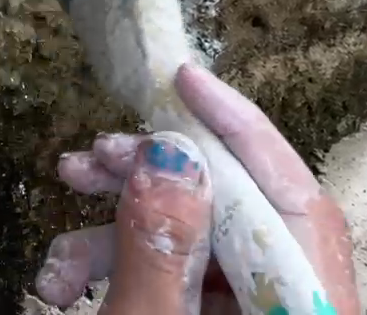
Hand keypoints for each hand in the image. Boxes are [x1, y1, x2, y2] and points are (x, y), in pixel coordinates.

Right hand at [35, 64, 360, 314]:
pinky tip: (63, 275)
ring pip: (190, 232)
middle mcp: (288, 305)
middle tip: (90, 155)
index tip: (181, 74)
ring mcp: (250, 313)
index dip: (239, 126)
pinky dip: (115, 258)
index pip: (294, 199)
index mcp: (303, 311)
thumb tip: (166, 153)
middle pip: (232, 206)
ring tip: (64, 197)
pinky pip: (171, 268)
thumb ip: (160, 249)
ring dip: (117, 212)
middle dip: (150, 168)